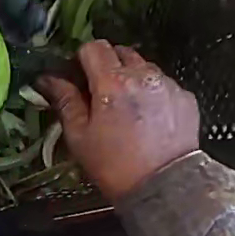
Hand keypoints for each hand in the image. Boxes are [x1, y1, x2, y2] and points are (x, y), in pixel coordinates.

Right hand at [38, 41, 198, 202]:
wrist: (163, 187)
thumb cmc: (114, 165)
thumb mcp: (79, 136)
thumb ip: (65, 101)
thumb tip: (49, 79)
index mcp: (112, 82)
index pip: (94, 47)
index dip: (82, 59)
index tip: (79, 76)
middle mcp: (143, 76)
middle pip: (120, 52)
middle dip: (107, 66)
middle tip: (100, 92)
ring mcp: (168, 85)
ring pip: (144, 67)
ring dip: (131, 78)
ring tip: (126, 107)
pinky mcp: (185, 98)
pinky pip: (164, 85)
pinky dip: (153, 93)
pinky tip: (148, 119)